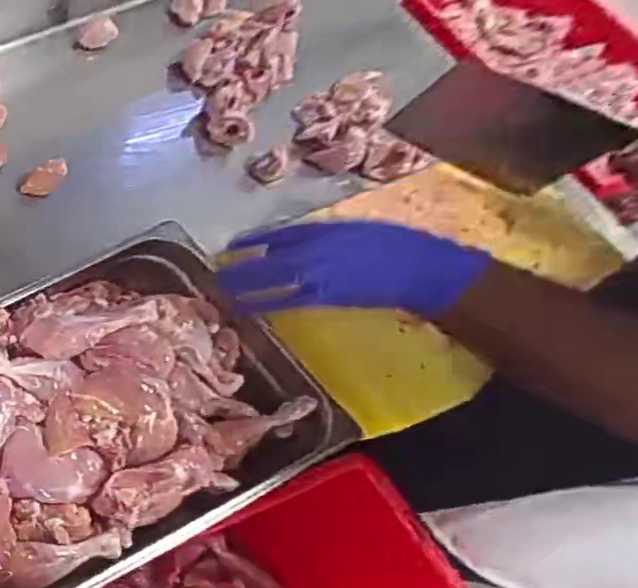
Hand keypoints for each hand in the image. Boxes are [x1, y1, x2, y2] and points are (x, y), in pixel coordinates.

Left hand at [218, 221, 490, 317]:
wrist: (426, 268)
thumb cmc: (397, 248)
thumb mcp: (358, 231)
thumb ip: (319, 236)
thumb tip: (278, 243)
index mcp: (331, 229)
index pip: (284, 233)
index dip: (254, 239)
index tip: (231, 246)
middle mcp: (320, 247)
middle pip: (267, 258)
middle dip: (238, 267)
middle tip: (211, 274)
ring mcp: (319, 271)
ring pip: (268, 280)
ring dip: (240, 287)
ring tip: (217, 292)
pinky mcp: (322, 294)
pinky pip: (281, 301)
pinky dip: (259, 305)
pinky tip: (240, 309)